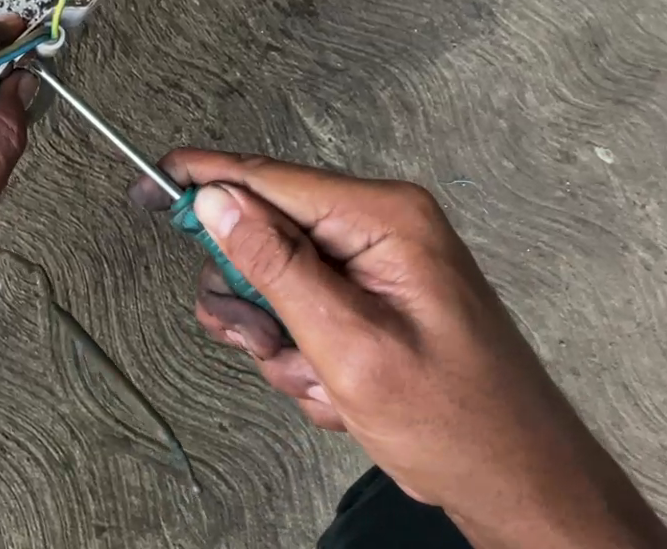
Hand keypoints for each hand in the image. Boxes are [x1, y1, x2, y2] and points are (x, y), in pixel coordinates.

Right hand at [133, 151, 666, 548]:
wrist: (519, 489)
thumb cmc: (457, 422)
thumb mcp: (349, 344)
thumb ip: (275, 264)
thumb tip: (215, 199)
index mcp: (382, 216)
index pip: (265, 178)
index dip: (199, 181)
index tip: (147, 188)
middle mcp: (374, 225)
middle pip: (262, 232)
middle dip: (254, 298)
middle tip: (269, 344)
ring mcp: (370, 260)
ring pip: (270, 278)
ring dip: (277, 336)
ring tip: (317, 379)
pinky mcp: (364, 291)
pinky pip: (294, 306)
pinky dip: (298, 351)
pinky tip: (334, 386)